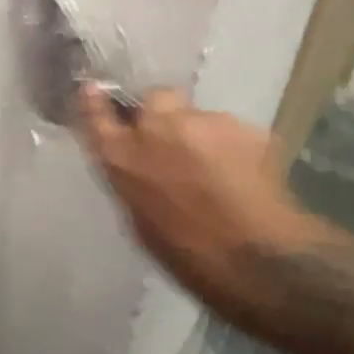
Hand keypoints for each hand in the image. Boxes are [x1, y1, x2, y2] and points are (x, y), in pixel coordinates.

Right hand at [76, 84, 306, 286]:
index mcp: (123, 158)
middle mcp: (157, 129)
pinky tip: (245, 176)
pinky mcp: (244, 127)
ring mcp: (203, 122)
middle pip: (154, 98)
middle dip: (162, 112)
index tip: (95, 91)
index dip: (96, 101)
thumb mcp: (140, 221)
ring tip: (219, 169)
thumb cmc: (188, 256)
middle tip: (175, 140)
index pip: (97, 114)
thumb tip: (137, 167)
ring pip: (197, 116)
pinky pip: (232, 131)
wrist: (258, 262)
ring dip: (201, 135)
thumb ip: (132, 180)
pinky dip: (234, 147)